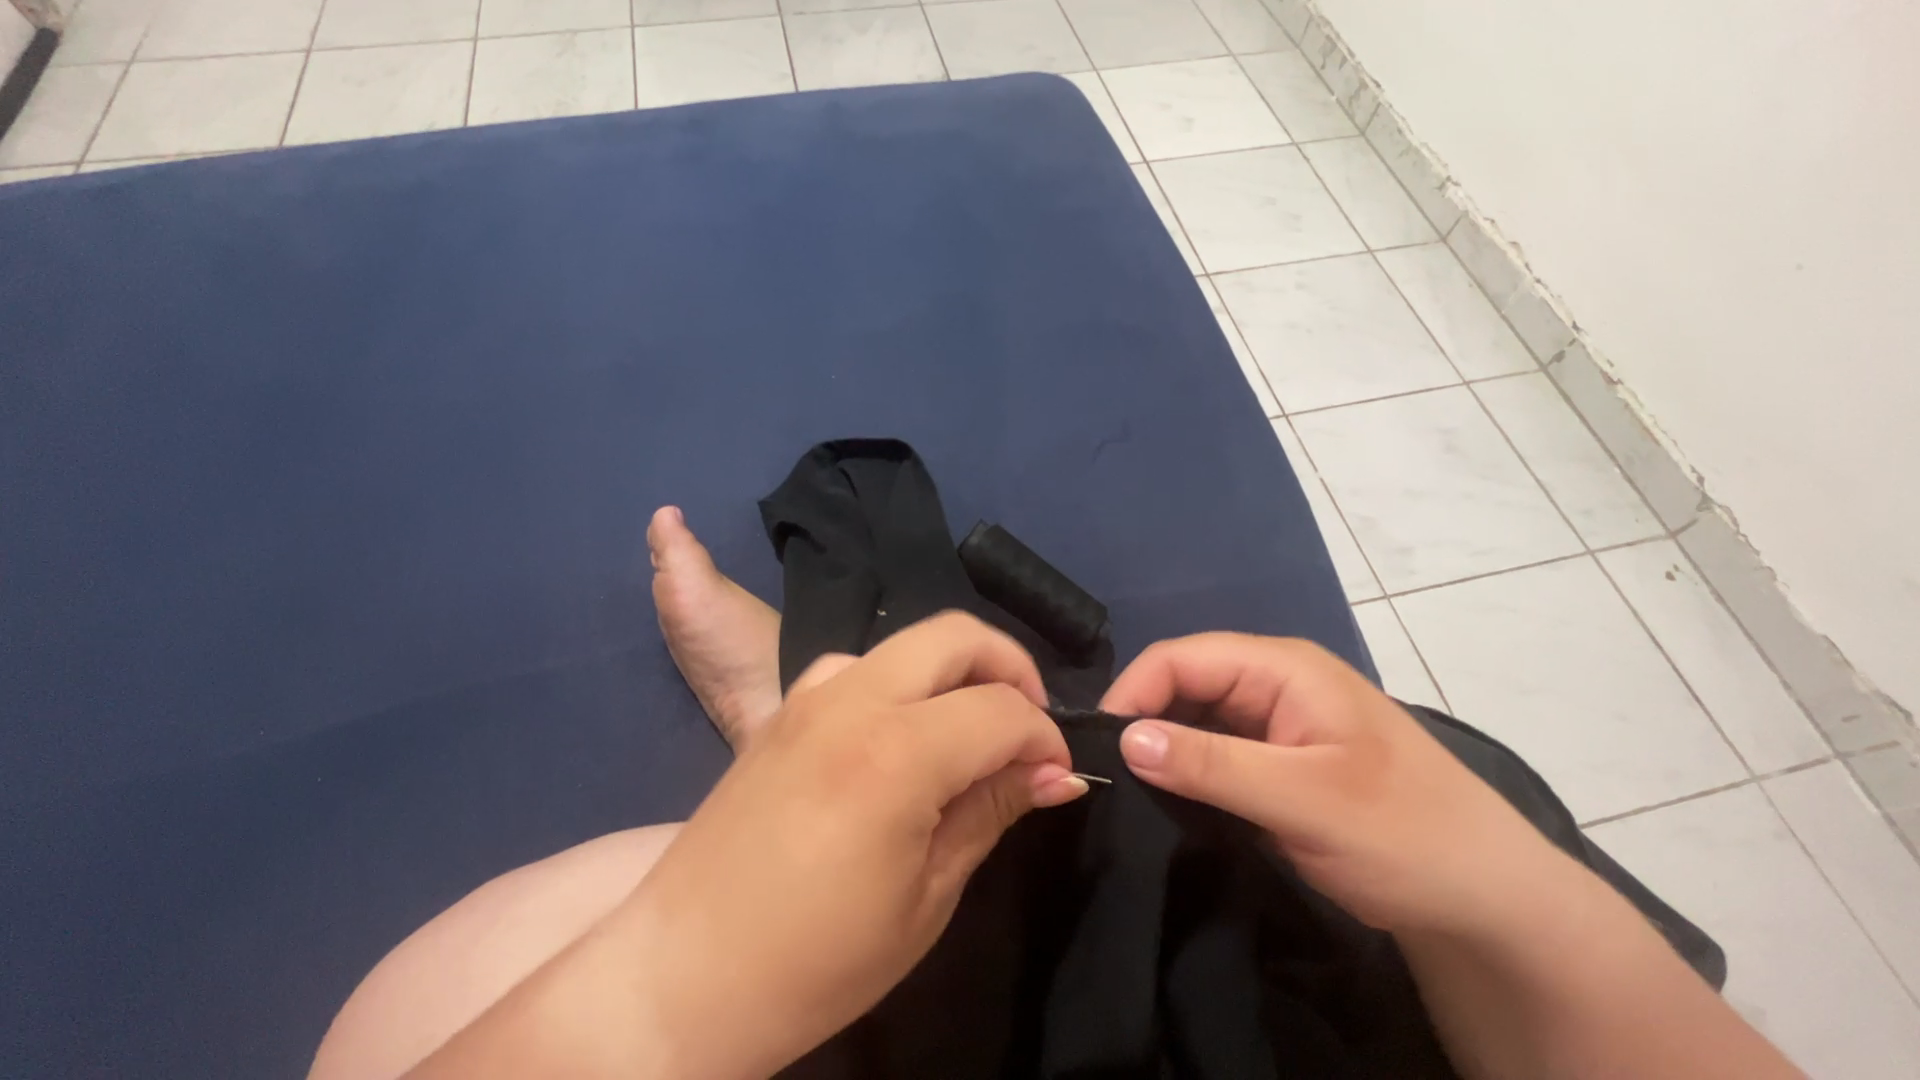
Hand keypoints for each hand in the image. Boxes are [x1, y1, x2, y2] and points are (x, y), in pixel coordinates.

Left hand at [623, 613, 1088, 1078]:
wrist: (685, 975)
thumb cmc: (819, 960)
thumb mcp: (927, 897)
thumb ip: (991, 812)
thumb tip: (1054, 773)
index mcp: (895, 753)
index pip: (1002, 709)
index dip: (1044, 739)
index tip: (1056, 777)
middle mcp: (852, 699)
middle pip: (956, 635)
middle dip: (1010, 667)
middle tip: (1028, 729)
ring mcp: (807, 697)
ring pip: (905, 641)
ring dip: (953, 668)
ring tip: (971, 729)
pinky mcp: (781, 711)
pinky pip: (856, 665)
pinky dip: (900, 679)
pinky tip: (901, 733)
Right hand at [1101, 633, 1569, 937]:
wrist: (1484, 898)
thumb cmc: (1404, 834)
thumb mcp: (1305, 799)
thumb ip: (1213, 766)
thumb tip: (1125, 738)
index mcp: (1285, 669)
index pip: (1182, 657)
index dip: (1134, 692)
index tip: (1099, 749)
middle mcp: (1275, 683)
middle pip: (1184, 683)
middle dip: (1142, 720)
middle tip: (1106, 777)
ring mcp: (1277, 724)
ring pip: (1195, 719)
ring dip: (1162, 749)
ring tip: (1126, 792)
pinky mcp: (1276, 763)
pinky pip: (1214, 753)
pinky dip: (1186, 773)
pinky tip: (1164, 804)